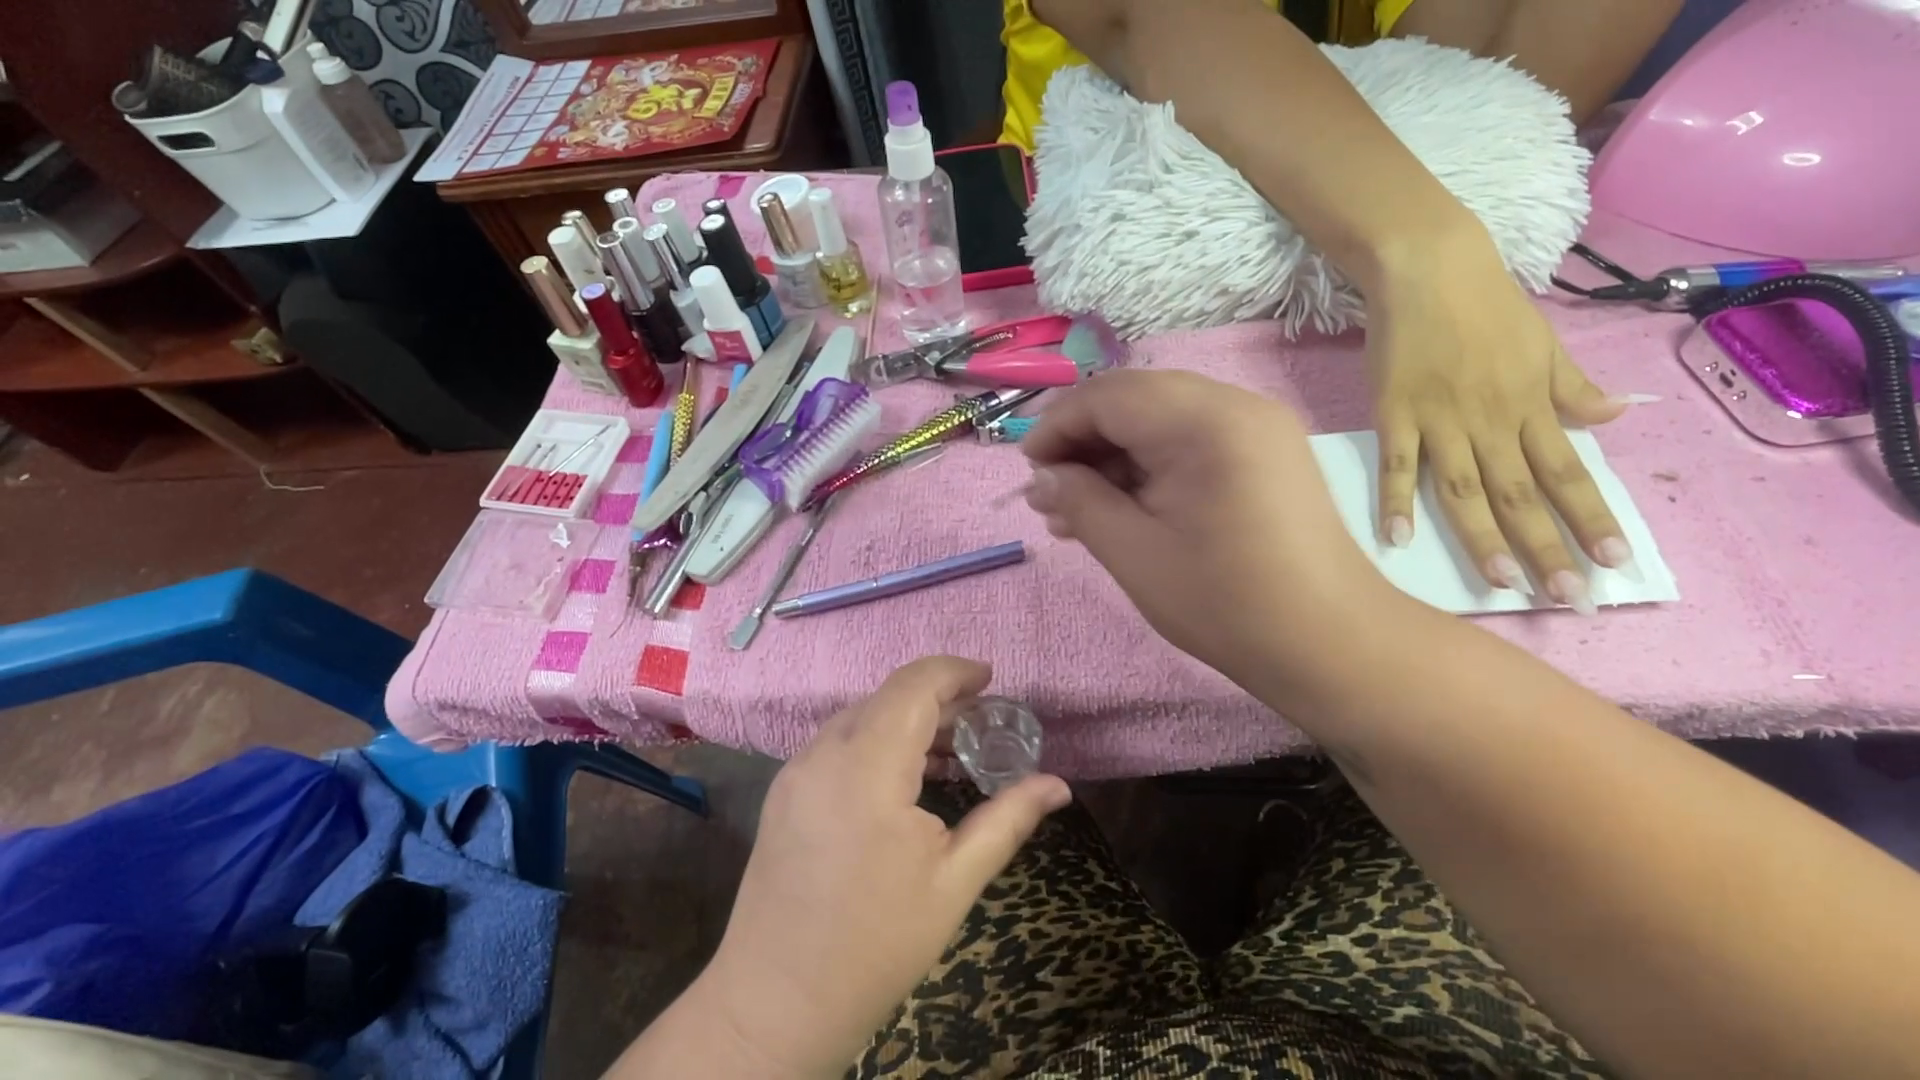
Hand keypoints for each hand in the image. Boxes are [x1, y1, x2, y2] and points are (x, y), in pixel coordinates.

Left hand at [696, 658, 1070, 1076]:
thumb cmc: (876, 943)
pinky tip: (903, 781)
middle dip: (937, 700)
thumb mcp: (954, 881)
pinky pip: (834, 747)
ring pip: (857, 720)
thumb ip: (1007, 819)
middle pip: (884, 698)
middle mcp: (822, 754)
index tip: (992, 678)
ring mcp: (794, 774)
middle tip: (984, 724)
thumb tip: (1058, 785)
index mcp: (866, 767)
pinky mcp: (782, 796)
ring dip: (904, 722)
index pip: (912, 687)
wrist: (777, 1001)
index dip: (954, 672)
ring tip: (952, 753)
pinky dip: (874, 744)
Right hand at [1021, 370, 1395, 691]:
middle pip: (1136, 399)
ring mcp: (1258, 427)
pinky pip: (1193, 440)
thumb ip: (1080, 503)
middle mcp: (1236, 406)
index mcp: (1206, 422)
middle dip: (1084, 440)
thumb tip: (1041, 478)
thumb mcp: (1135, 554)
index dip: (1058, 426)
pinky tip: (1124, 508)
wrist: (1332, 644)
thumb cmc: (1227, 603)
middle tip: (1049, 491)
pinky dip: (1152, 465)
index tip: (1027, 470)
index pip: (1109, 395)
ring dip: (1115, 456)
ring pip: (1163, 419)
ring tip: (1076, 511)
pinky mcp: (1267, 453)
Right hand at [1367, 253, 1642, 612]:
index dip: (1591, 518)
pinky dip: (1396, 502)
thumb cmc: (1486, 303)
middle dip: (1547, 547)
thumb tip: (1613, 419)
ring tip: (1503, 585)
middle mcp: (1492, 421)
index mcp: (1531, 404)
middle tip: (1566, 598)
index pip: (1569, 472)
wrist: (1428, 267)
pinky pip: (1397, 466)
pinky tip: (1398, 541)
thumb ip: (1572, 384)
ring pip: (1465, 491)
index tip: (1614, 562)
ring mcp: (1440, 421)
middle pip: (1522, 494)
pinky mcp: (1394, 415)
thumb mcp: (1543, 340)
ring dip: (1485, 539)